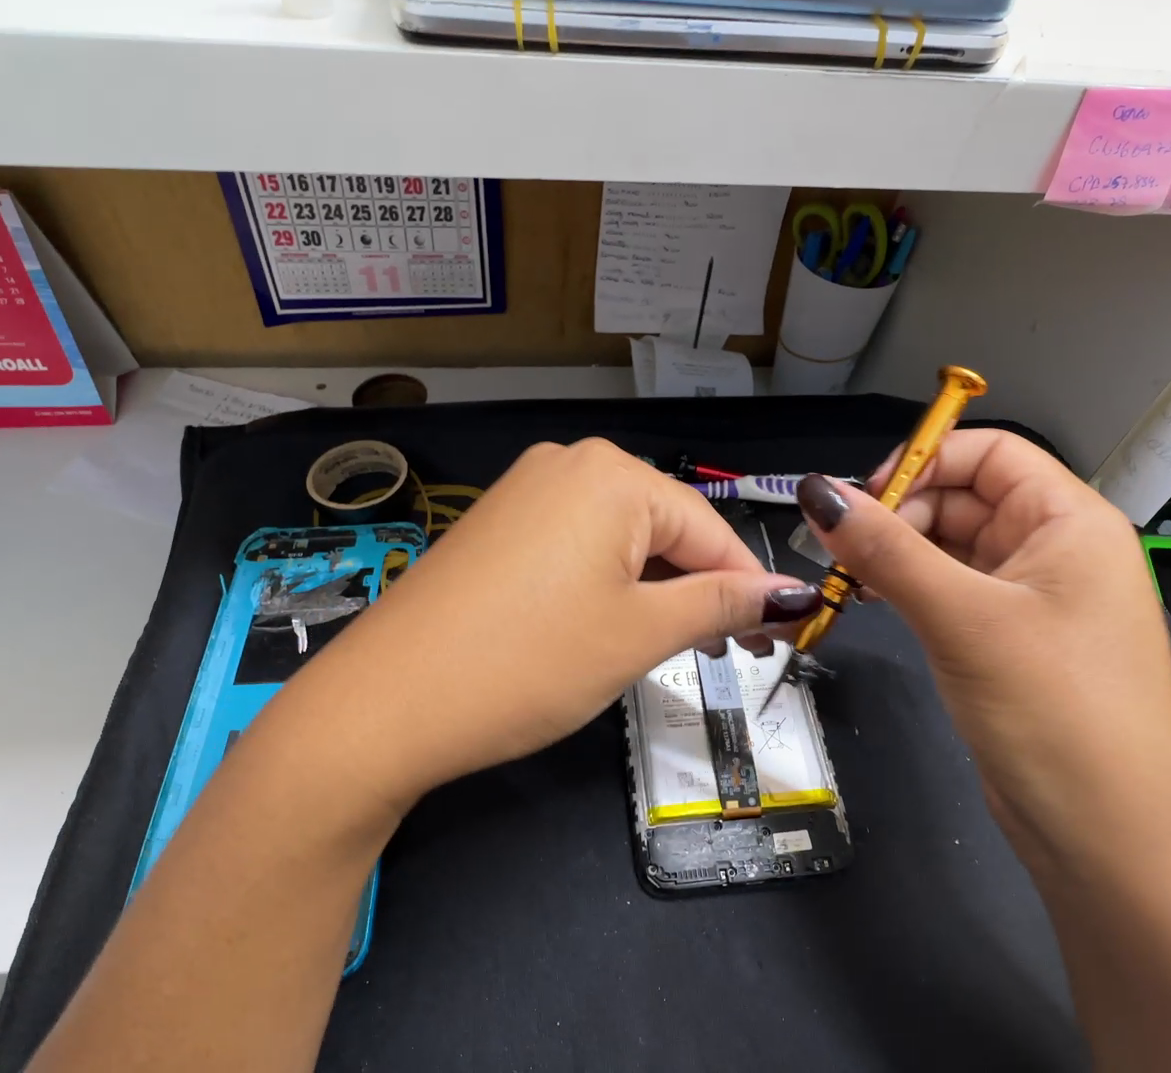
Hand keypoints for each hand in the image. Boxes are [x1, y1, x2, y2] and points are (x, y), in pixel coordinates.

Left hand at [278, 439, 818, 810]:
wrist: (383, 704)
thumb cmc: (528, 663)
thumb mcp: (637, 635)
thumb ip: (719, 605)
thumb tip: (788, 594)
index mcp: (611, 475)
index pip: (709, 528)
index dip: (749, 587)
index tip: (778, 635)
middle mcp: (567, 465)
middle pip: (664, 528)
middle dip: (699, 589)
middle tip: (726, 651)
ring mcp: (523, 493)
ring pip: (620, 540)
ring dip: (655, 592)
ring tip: (671, 647)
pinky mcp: (495, 528)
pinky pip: (575, 548)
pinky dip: (606, 587)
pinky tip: (609, 628)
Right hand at [793, 429, 1170, 861]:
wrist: (1108, 839)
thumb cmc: (1052, 710)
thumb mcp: (963, 619)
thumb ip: (886, 550)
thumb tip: (816, 491)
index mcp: (1071, 521)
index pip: (989, 452)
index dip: (921, 460)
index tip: (857, 500)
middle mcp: (1056, 549)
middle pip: (964, 497)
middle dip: (897, 514)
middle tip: (837, 551)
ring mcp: (1033, 600)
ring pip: (950, 548)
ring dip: (895, 555)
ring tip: (842, 579)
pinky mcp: (1009, 643)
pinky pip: (950, 592)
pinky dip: (907, 590)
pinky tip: (869, 601)